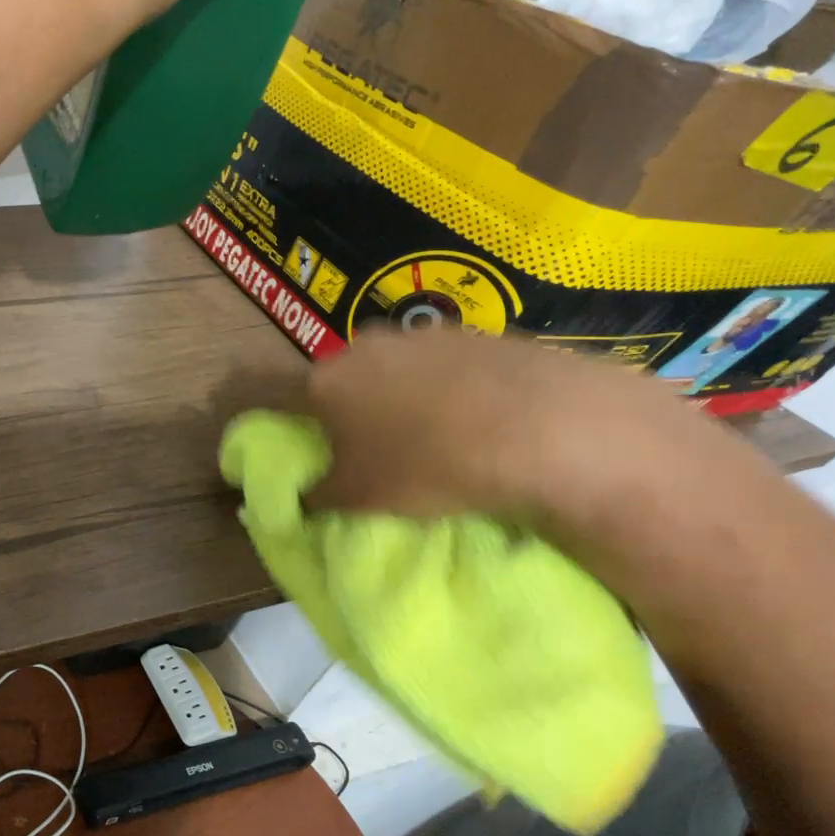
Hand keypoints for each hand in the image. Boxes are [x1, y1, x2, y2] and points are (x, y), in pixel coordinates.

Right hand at [290, 330, 765, 523]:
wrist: (550, 428)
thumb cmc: (427, 465)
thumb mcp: (357, 500)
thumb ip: (316, 497)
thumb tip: (303, 494)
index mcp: (324, 380)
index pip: (284, 400)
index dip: (293, 431)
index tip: (310, 457)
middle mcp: (366, 345)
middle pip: (344, 381)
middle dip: (350, 413)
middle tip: (369, 454)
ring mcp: (428, 335)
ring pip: (399, 372)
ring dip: (404, 401)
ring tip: (432, 443)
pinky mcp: (486, 334)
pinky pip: (452, 370)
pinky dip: (455, 394)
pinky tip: (480, 426)